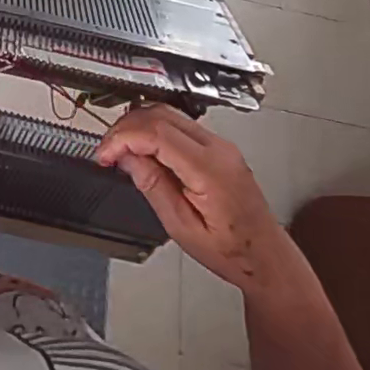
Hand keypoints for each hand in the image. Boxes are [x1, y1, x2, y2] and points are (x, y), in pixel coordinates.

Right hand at [94, 105, 300, 296]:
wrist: (264, 255)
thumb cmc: (231, 249)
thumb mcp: (181, 227)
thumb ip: (153, 187)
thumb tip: (127, 158)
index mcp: (210, 169)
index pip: (157, 133)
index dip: (123, 137)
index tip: (105, 154)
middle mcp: (218, 149)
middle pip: (160, 115)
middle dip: (125, 127)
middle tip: (107, 151)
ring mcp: (220, 145)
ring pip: (168, 114)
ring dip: (137, 127)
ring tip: (119, 152)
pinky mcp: (217, 147)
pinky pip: (178, 125)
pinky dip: (152, 131)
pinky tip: (141, 151)